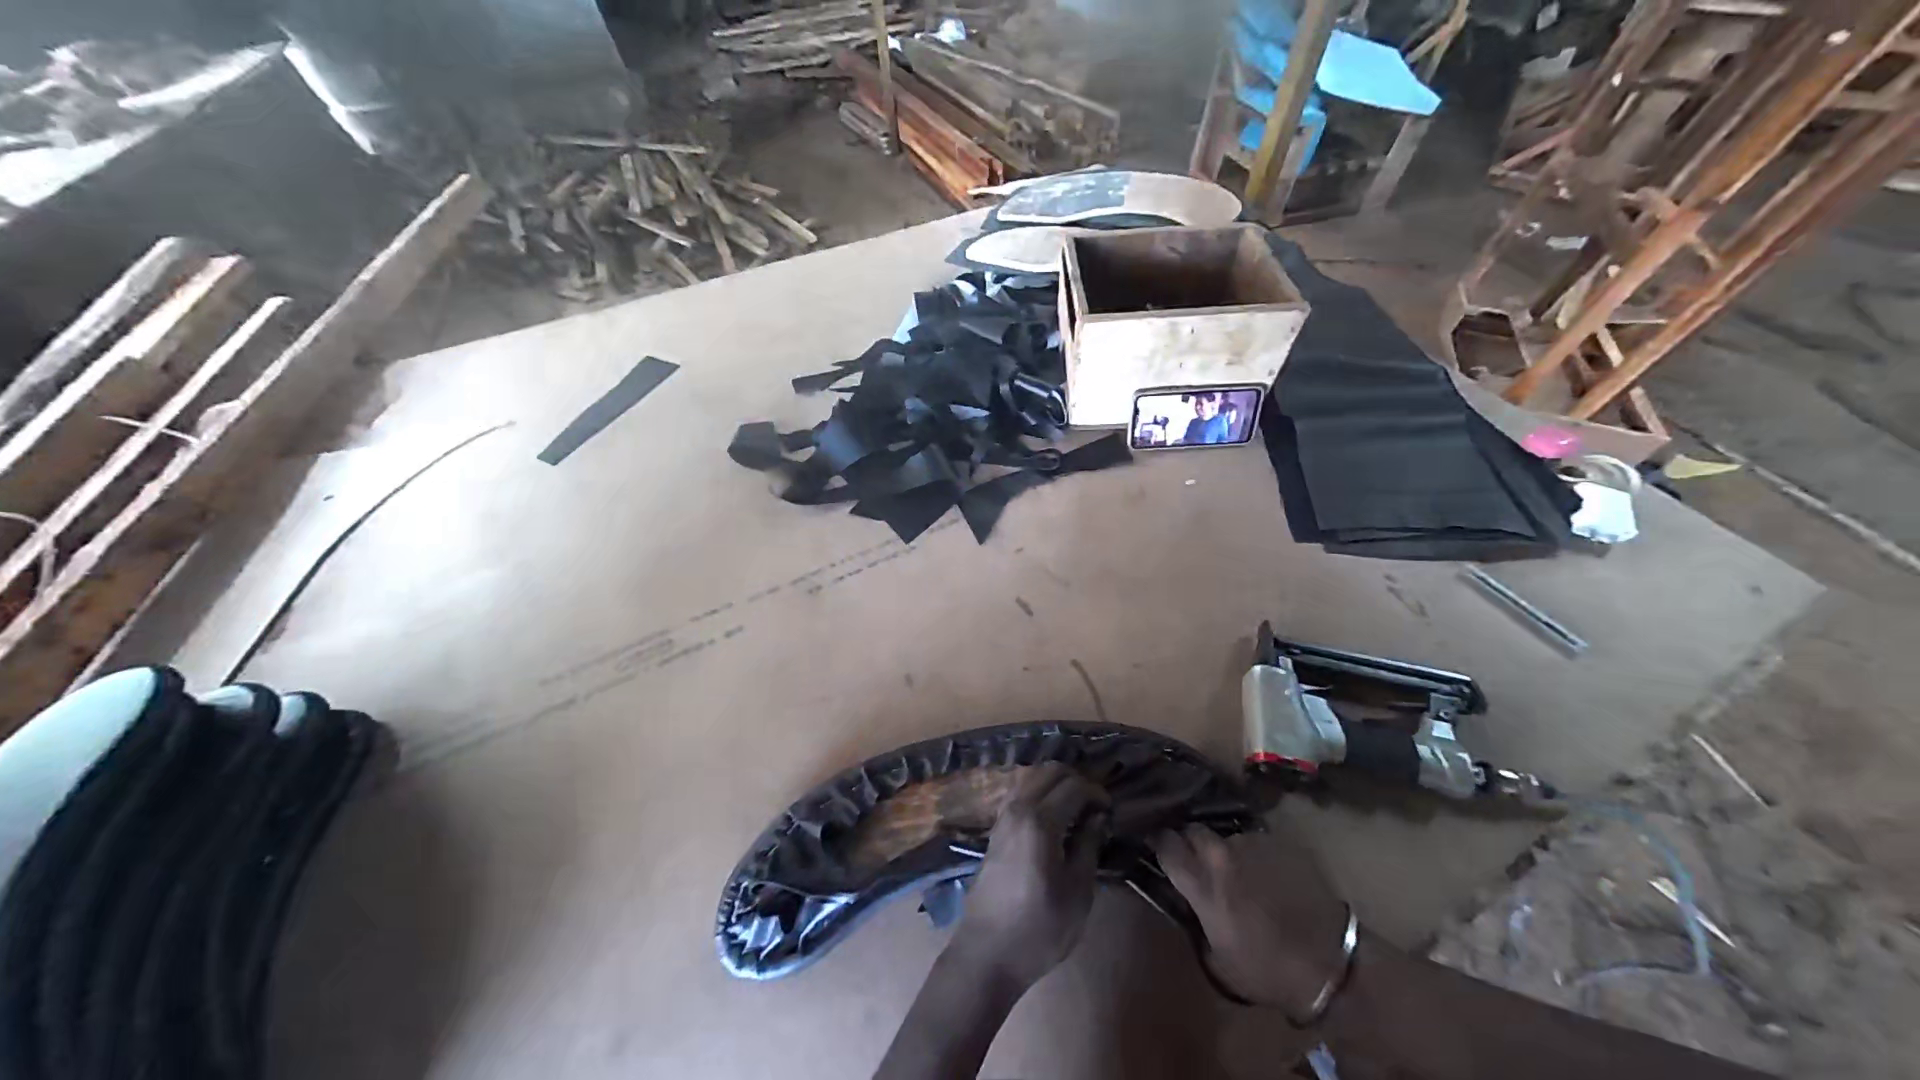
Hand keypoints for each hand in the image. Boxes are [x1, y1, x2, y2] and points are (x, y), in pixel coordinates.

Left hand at [949, 763, 1110, 989]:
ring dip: (1056, 783)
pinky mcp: (994, 829)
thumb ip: (1088, 845)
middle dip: (1077, 779)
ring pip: (1031, 777)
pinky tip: (1053, 816)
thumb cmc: (1040, 928)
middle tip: (1096, 805)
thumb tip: (1096, 817)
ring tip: (1077, 809)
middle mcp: (1017, 809)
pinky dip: (1039, 792)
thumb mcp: (1078, 891)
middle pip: (1049, 771)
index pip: (1074, 786)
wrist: (988, 953)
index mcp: (1040, 821)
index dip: (1097, 792)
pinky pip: (1019, 793)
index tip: (1111, 811)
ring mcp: (1002, 817)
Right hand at [1150, 825, 1349, 1022]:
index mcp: (1201, 881)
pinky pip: (1256, 842)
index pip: (1164, 842)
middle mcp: (1221, 854)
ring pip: (1226, 836)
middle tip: (1196, 861)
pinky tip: (1265, 874)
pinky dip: (1254, 856)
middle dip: (1189, 841)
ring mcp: (1253, 844)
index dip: (1158, 844)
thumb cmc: (1266, 970)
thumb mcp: (1215, 956)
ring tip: (1237, 872)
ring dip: (1224, 850)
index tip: (1157, 849)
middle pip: (1192, 829)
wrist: (1330, 964)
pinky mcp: (1281, 844)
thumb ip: (1194, 918)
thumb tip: (1186, 900)